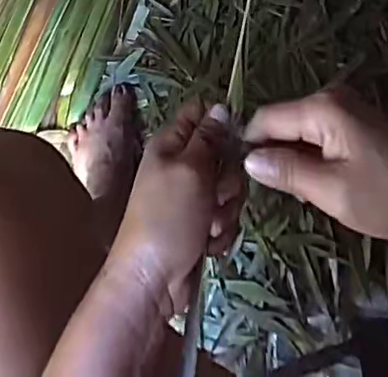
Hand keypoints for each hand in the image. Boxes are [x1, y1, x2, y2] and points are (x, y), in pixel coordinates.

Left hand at [106, 100, 246, 314]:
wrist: (152, 281)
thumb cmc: (167, 217)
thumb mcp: (190, 169)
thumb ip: (208, 138)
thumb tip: (220, 106)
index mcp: (171, 143)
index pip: (200, 112)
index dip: (221, 120)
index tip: (235, 138)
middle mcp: (181, 164)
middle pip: (223, 153)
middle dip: (228, 177)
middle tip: (215, 193)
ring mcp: (191, 195)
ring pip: (229, 187)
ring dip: (226, 208)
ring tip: (209, 224)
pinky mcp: (200, 223)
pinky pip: (226, 215)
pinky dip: (221, 230)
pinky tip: (208, 242)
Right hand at [243, 88, 387, 240]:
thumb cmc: (387, 197)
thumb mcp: (331, 191)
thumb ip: (287, 172)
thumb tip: (249, 160)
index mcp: (321, 108)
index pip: (267, 118)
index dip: (251, 145)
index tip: (241, 176)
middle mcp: (330, 97)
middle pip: (283, 121)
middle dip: (274, 152)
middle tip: (275, 190)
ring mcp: (344, 105)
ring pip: (299, 128)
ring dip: (294, 156)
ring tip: (299, 190)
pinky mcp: (354, 119)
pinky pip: (317, 131)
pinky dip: (311, 154)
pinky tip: (320, 180)